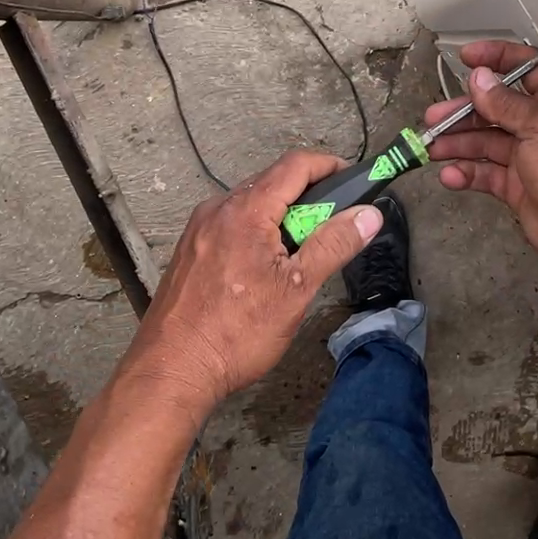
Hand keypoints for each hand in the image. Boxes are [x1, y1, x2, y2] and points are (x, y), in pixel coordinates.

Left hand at [122, 151, 380, 414]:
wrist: (168, 374)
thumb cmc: (235, 332)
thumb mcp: (296, 288)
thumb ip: (334, 244)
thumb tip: (369, 215)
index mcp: (245, 210)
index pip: (296, 164)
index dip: (330, 165)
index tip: (354, 180)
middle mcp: (217, 209)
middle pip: (273, 181)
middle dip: (309, 196)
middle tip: (334, 226)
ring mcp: (199, 230)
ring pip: (252, 204)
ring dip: (284, 216)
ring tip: (302, 253)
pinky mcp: (189, 251)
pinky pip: (232, 224)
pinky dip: (259, 230)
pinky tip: (265, 268)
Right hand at [424, 40, 537, 272]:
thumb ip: (506, 102)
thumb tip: (481, 80)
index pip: (527, 68)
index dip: (499, 58)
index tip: (469, 57)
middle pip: (498, 109)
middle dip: (465, 111)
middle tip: (436, 115)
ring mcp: (532, 159)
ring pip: (488, 142)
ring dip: (459, 143)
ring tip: (433, 146)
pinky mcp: (521, 188)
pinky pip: (488, 174)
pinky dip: (467, 173)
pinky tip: (451, 175)